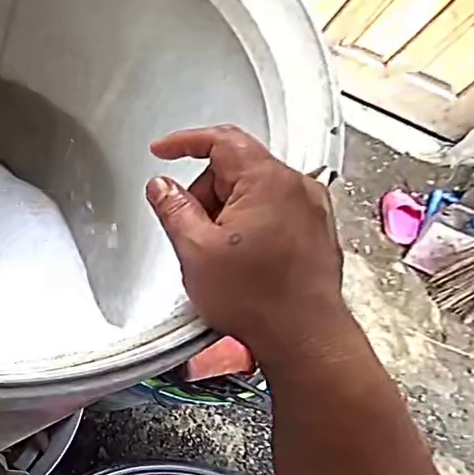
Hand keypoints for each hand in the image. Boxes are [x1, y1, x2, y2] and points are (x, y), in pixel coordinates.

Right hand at [146, 124, 347, 363]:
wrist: (301, 334)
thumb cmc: (257, 298)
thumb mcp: (194, 250)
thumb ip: (173, 209)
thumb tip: (161, 186)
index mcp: (268, 184)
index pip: (222, 141)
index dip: (185, 141)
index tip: (163, 149)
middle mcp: (297, 188)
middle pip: (234, 168)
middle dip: (202, 193)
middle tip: (189, 229)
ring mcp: (310, 208)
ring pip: (250, 190)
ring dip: (222, 211)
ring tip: (215, 252)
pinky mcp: (312, 229)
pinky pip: (268, 209)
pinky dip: (243, 223)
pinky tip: (234, 257)